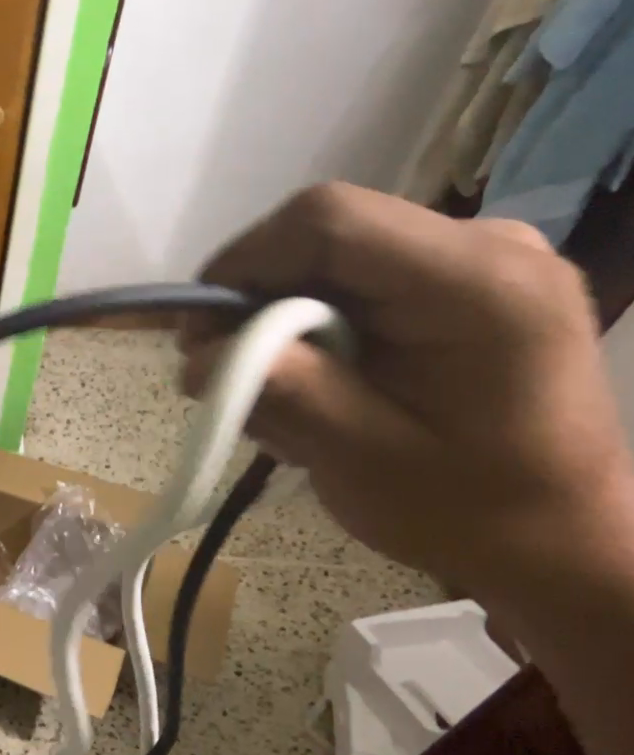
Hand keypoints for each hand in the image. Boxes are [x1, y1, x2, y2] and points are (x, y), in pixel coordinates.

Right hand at [181, 182, 633, 602]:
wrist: (554, 533)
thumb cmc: (466, 508)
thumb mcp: (360, 458)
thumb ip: (286, 391)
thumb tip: (199, 353)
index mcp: (480, 285)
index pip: (328, 221)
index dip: (243, 263)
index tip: (201, 336)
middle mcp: (487, 247)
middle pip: (320, 234)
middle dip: (252, 299)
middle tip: (226, 374)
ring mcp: (475, 258)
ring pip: (324, 256)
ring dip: (274, 319)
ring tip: (279, 393)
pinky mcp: (456, 279)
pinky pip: (348, 277)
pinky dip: (306, 324)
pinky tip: (318, 380)